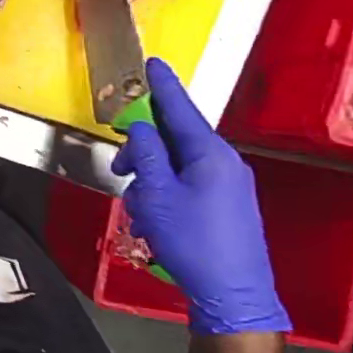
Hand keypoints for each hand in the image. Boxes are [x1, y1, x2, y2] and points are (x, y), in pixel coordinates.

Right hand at [113, 59, 290, 335]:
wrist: (232, 290)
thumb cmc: (192, 239)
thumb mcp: (158, 195)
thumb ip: (147, 155)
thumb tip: (141, 126)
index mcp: (210, 154)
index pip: (181, 110)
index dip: (162, 87)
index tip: (152, 63)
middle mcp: (222, 163)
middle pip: (174, 142)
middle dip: (142, 154)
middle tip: (121, 172)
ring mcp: (227, 185)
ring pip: (175, 169)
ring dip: (150, 185)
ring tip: (141, 214)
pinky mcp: (224, 206)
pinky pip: (185, 189)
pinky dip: (164, 200)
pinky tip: (154, 224)